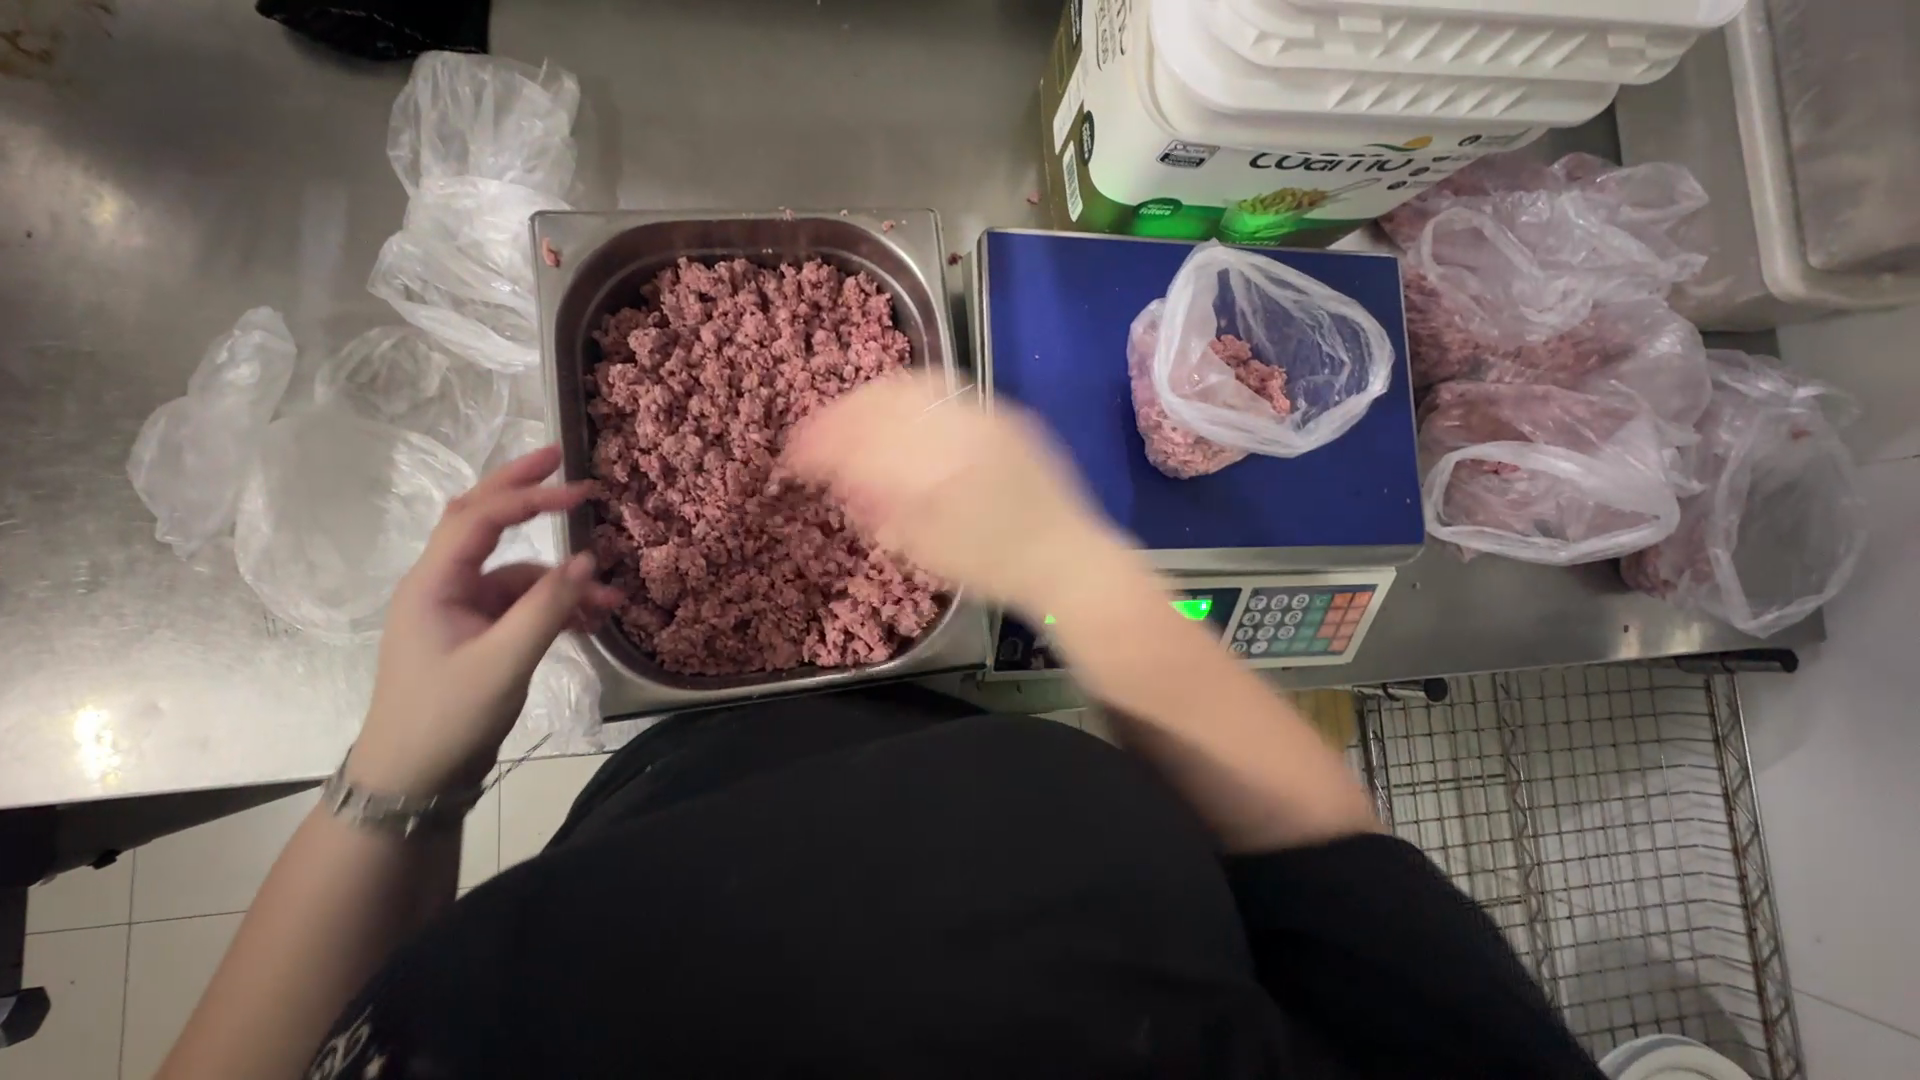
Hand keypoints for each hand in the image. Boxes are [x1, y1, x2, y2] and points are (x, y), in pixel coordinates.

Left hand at [350, 446, 622, 795]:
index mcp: (434, 584)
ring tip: (611, 599)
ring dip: (562, 579)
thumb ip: (548, 606)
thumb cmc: (447, 717)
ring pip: (517, 573)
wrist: (414, 779)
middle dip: (524, 491)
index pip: (482, 519)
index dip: (532, 497)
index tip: (582, 490)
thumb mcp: (505, 661)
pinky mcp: (478, 634)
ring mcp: (460, 610)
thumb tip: (588, 558)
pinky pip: (523, 605)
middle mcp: (443, 586)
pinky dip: (557, 606)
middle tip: (563, 461)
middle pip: (482, 521)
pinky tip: (591, 621)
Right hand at [783, 374, 1129, 617]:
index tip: (795, 455)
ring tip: (851, 419)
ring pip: (914, 386)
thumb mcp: (928, 551)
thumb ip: (881, 510)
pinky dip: (910, 397)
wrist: (1071, 562)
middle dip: (840, 414)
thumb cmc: (996, 569)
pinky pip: (946, 391)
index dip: (820, 443)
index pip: (862, 439)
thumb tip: (841, 481)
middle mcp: (962, 427)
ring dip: (873, 399)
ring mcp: (988, 416)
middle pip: (883, 400)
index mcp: (938, 466)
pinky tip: (898, 415)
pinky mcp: (1006, 417)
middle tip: (817, 436)